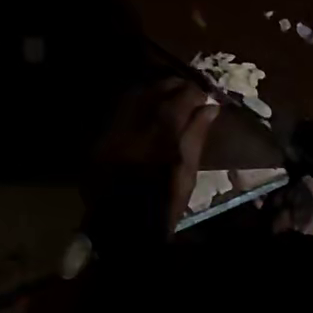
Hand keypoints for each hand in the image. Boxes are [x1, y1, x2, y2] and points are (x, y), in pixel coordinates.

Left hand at [81, 79, 219, 257]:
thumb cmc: (164, 201)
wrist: (124, 225)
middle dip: (174, 87)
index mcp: (164, 128)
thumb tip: (210, 106)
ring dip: (154, 91)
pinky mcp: (102, 133)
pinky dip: (135, 103)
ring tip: (166, 96)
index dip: (196, 92)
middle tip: (186, 91)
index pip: (183, 95)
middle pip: (158, 88)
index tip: (204, 96)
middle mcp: (138, 119)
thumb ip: (197, 134)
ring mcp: (116, 124)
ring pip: (137, 93)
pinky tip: (143, 108)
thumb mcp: (187, 170)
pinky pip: (120, 107)